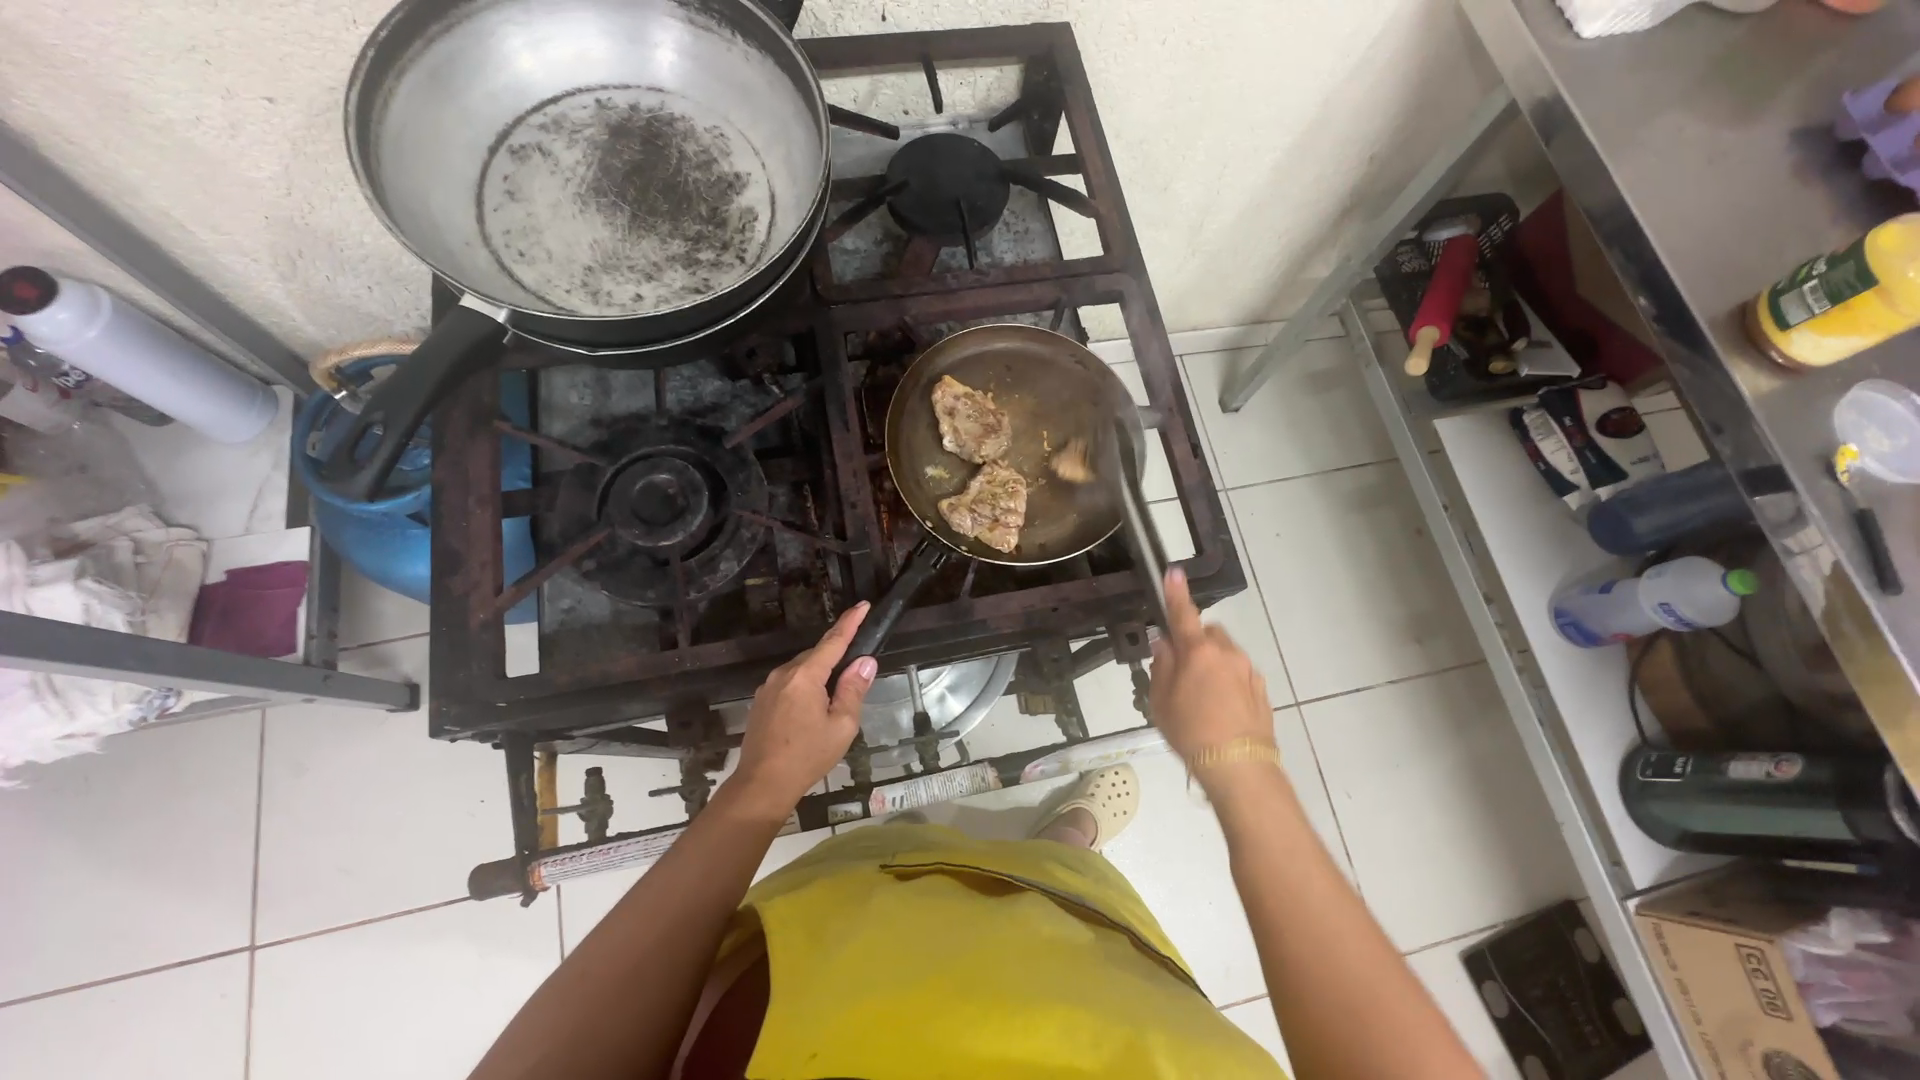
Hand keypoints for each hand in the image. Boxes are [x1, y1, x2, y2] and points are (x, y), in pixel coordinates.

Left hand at [729, 602, 878, 819]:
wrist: (762, 783)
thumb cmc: (807, 756)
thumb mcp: (842, 725)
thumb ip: (853, 690)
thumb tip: (865, 662)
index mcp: (805, 676)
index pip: (833, 641)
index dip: (850, 622)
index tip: (863, 605)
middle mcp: (784, 674)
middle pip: (816, 656)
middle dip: (837, 656)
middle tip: (857, 669)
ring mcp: (768, 687)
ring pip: (802, 670)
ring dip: (820, 676)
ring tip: (836, 698)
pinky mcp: (761, 701)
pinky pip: (789, 684)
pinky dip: (806, 687)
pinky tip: (813, 709)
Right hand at [1148, 567, 1275, 785]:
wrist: (1239, 766)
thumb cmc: (1191, 732)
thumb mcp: (1160, 702)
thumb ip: (1161, 667)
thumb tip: (1165, 644)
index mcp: (1198, 652)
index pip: (1183, 614)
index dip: (1176, 593)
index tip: (1173, 572)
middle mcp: (1227, 654)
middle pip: (1209, 634)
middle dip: (1196, 642)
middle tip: (1181, 669)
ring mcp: (1248, 671)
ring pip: (1226, 654)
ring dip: (1213, 663)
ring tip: (1201, 697)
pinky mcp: (1261, 690)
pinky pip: (1239, 674)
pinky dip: (1227, 681)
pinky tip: (1220, 709)